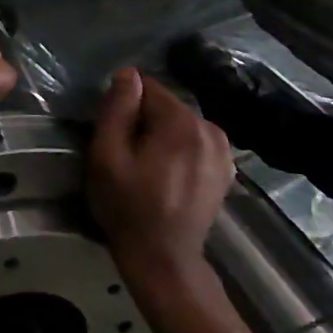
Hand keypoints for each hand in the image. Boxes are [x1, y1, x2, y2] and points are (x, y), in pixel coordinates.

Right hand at [87, 69, 234, 277]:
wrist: (164, 259)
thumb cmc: (128, 208)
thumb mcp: (106, 156)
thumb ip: (116, 109)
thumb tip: (128, 73)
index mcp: (181, 121)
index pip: (147, 88)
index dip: (125, 109)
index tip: (116, 138)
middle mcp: (209, 127)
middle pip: (166, 105)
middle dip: (145, 121)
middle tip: (128, 156)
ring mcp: (223, 149)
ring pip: (181, 123)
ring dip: (163, 136)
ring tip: (148, 168)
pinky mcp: (226, 167)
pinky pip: (195, 141)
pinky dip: (181, 149)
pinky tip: (169, 175)